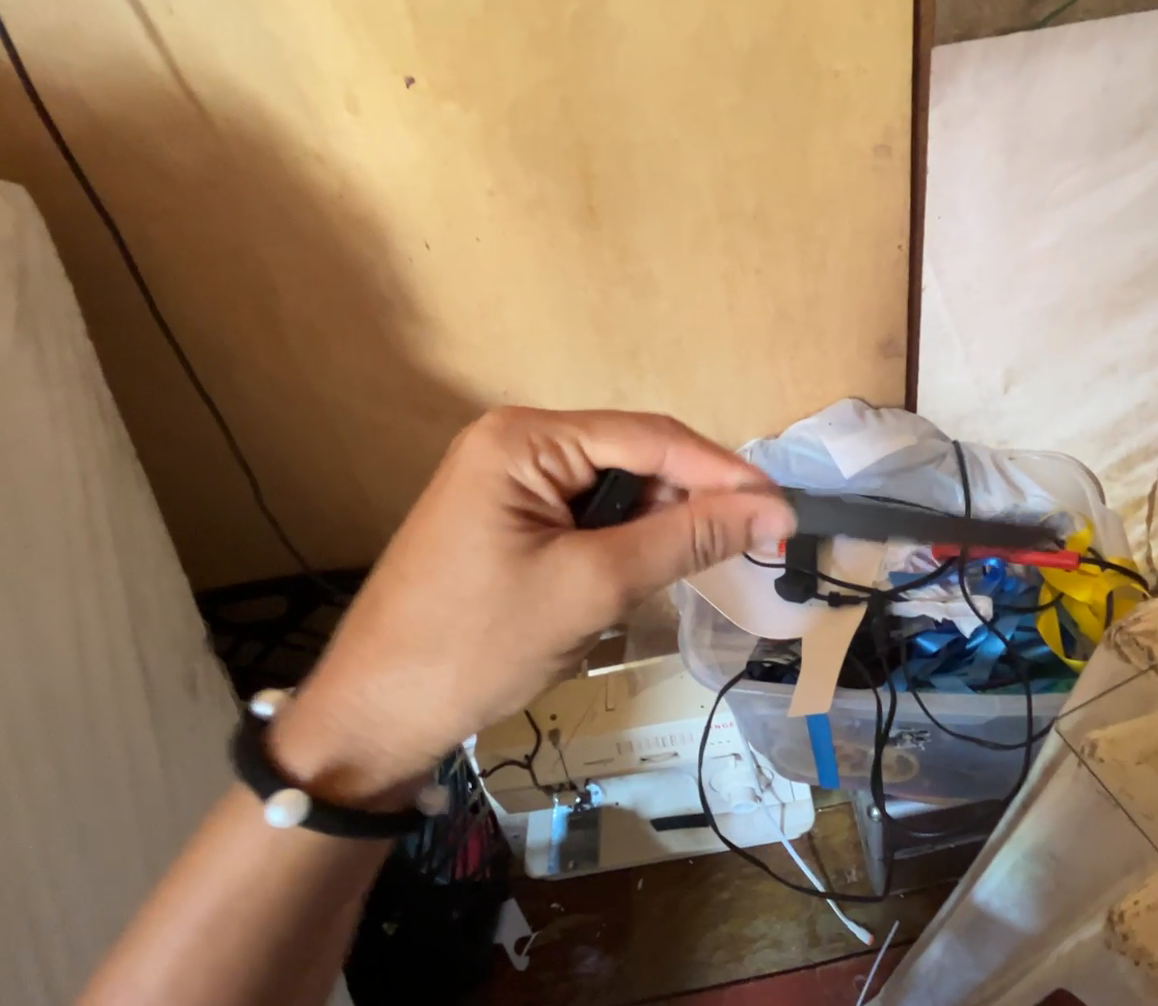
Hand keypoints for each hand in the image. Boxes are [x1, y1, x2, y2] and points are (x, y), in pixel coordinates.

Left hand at [266, 408, 795, 807]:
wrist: (374, 720)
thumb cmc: (477, 646)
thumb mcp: (594, 587)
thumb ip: (688, 538)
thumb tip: (775, 509)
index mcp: (525, 438)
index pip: (651, 438)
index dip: (724, 473)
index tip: (784, 509)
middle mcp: (518, 443)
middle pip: (636, 459)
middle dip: (691, 502)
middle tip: (753, 545)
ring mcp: (511, 482)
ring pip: (618, 492)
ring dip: (660, 528)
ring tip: (699, 567)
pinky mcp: (512, 520)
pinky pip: (590, 519)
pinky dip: (626, 546)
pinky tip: (644, 575)